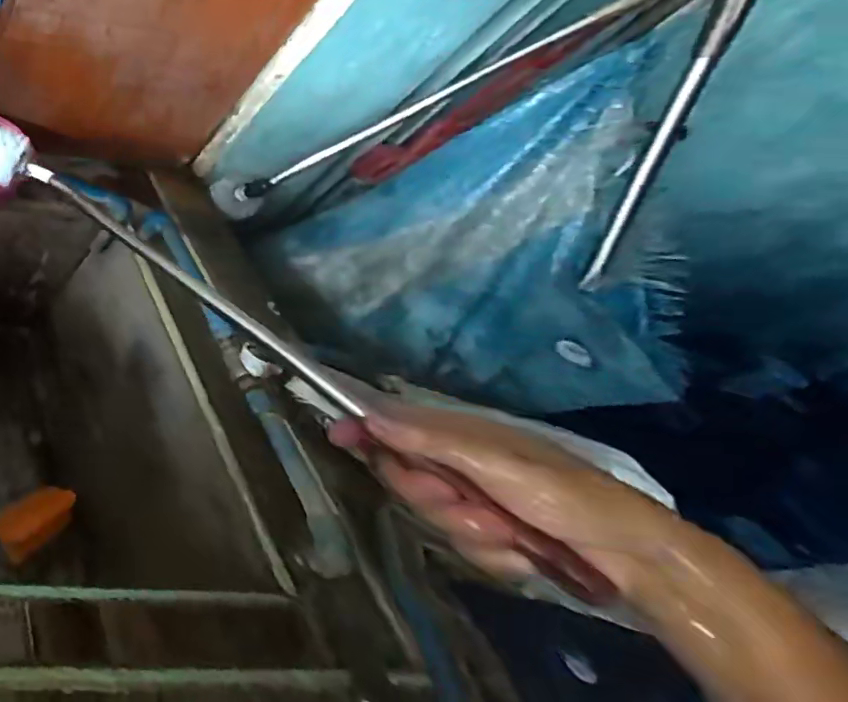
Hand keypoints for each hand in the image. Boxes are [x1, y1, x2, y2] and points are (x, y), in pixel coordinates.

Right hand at [331, 400, 683, 592]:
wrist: (636, 557)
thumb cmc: (563, 493)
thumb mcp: (492, 461)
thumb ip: (428, 441)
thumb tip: (368, 416)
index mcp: (455, 434)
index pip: (390, 424)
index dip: (361, 428)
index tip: (338, 435)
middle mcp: (456, 463)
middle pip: (402, 475)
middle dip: (428, 495)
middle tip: (458, 501)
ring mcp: (473, 500)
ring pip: (431, 515)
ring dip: (466, 528)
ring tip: (507, 533)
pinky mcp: (491, 536)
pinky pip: (462, 545)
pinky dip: (491, 553)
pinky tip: (520, 552)